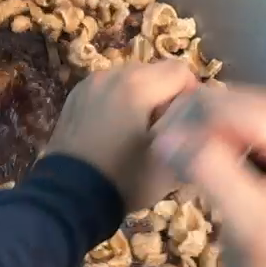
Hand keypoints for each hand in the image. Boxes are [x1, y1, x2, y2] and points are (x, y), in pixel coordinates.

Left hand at [45, 60, 199, 210]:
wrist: (69, 196)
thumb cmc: (125, 179)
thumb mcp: (171, 160)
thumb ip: (192, 126)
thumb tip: (195, 106)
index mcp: (136, 86)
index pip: (181, 71)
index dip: (191, 96)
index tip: (186, 124)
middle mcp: (112, 75)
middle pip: (155, 70)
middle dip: (165, 94)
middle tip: (163, 129)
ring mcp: (90, 84)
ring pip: (131, 77)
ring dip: (142, 95)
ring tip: (137, 130)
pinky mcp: (76, 96)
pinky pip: (109, 87)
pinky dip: (119, 100)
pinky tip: (115, 129)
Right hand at [151, 86, 265, 266]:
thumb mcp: (250, 223)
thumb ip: (211, 173)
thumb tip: (163, 139)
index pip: (231, 109)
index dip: (191, 132)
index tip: (164, 161)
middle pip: (222, 101)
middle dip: (188, 132)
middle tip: (168, 169)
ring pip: (215, 108)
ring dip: (188, 136)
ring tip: (178, 172)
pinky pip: (220, 121)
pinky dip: (198, 141)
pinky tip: (191, 167)